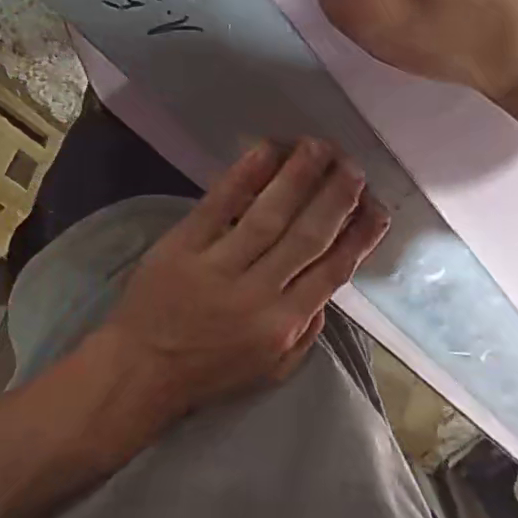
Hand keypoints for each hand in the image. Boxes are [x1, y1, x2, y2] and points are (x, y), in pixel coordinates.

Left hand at [92, 137, 390, 419]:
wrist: (140, 369)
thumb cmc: (208, 370)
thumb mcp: (270, 368)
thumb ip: (306, 331)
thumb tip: (329, 283)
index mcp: (283, 325)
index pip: (333, 271)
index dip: (359, 236)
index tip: (378, 207)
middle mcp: (258, 294)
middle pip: (307, 236)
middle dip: (336, 198)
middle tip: (353, 167)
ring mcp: (218, 267)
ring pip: (269, 216)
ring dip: (298, 177)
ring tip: (319, 147)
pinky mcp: (182, 246)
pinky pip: (219, 206)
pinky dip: (245, 176)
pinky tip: (267, 150)